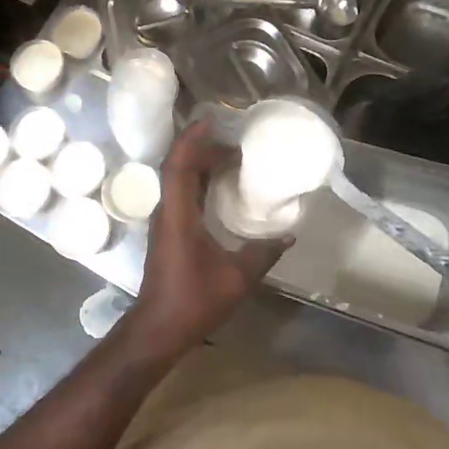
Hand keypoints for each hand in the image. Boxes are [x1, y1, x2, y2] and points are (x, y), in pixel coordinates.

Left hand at [125, 122, 287, 350]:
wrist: (159, 327)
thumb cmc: (193, 300)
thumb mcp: (237, 277)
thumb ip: (263, 253)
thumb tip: (288, 235)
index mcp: (178, 215)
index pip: (179, 165)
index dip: (192, 139)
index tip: (211, 120)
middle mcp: (167, 213)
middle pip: (179, 168)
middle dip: (204, 150)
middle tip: (236, 142)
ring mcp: (166, 224)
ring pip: (180, 183)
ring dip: (202, 167)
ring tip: (233, 159)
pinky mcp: (169, 235)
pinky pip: (183, 198)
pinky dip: (200, 186)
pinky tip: (222, 190)